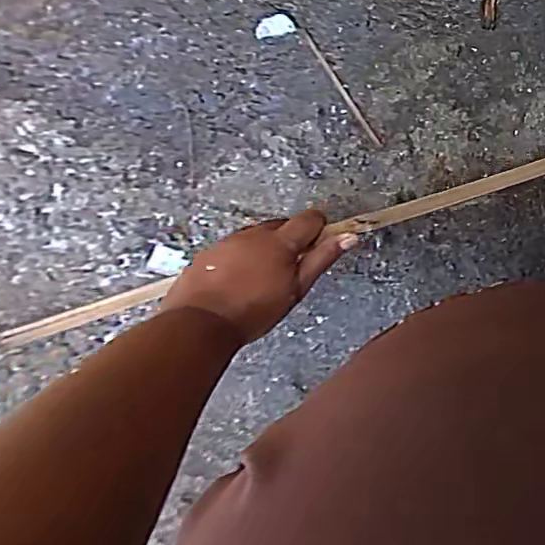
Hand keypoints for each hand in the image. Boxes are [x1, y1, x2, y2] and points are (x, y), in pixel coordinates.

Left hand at [163, 210, 356, 343]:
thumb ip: (323, 258)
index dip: (319, 228)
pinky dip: (241, 257)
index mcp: (280, 241)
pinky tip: (238, 280)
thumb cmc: (254, 309)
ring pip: (255, 236)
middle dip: (290, 240)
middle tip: (291, 266)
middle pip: (281, 225)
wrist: (195, 326)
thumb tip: (349, 237)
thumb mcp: (297, 287)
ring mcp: (225, 243)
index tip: (318, 245)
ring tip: (262, 276)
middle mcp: (252, 235)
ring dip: (264, 248)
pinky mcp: (205, 254)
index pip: (310, 218)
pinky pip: (232, 247)